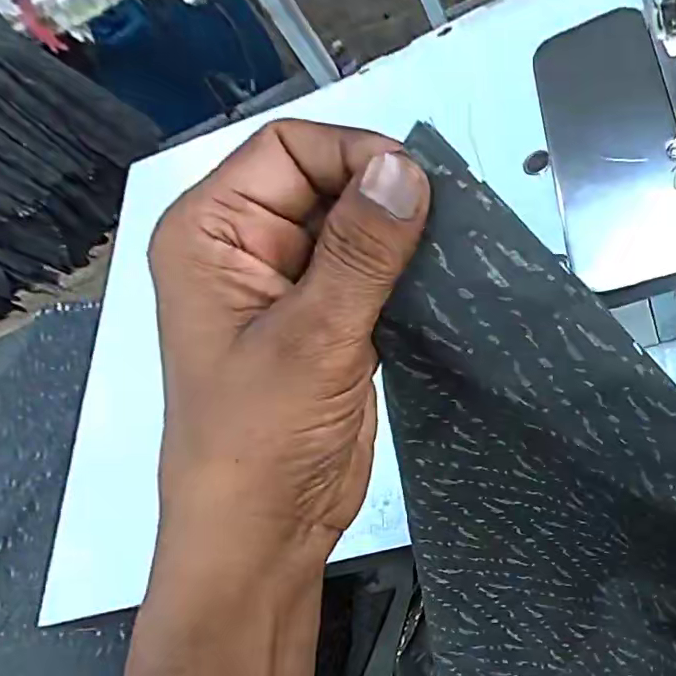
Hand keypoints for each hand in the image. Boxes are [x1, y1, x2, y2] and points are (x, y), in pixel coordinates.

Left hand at [148, 120, 430, 561]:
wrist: (268, 523)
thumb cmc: (261, 435)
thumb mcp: (312, 337)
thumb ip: (360, 255)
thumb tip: (405, 173)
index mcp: (215, 233)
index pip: (289, 153)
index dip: (355, 157)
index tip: (424, 185)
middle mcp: (255, 254)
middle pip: (328, 192)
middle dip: (388, 200)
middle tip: (455, 220)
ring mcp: (300, 296)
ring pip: (360, 242)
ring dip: (406, 244)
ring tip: (459, 252)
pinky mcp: (338, 333)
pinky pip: (378, 287)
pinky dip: (412, 283)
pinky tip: (448, 288)